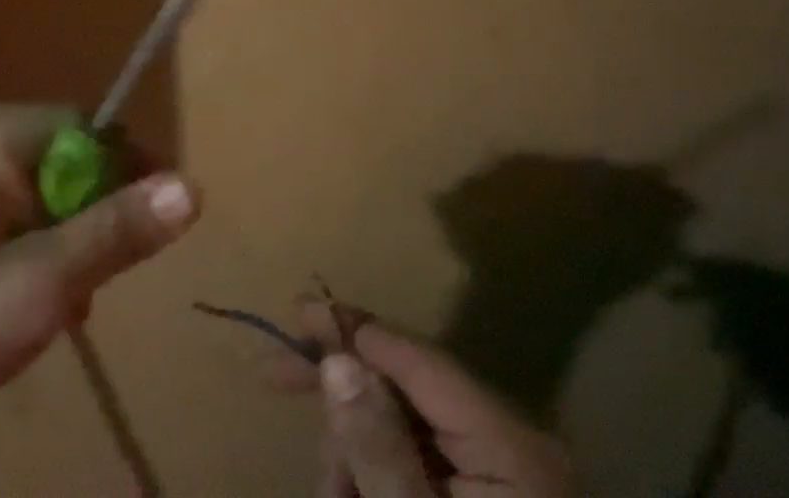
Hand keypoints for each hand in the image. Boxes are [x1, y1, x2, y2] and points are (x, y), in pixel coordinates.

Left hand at [0, 104, 199, 497]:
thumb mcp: (42, 286)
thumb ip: (117, 233)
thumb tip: (194, 185)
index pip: (93, 128)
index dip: (129, 179)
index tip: (143, 241)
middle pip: (69, 160)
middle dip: (89, 223)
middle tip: (80, 290)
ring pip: (44, 195)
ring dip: (62, 247)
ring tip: (44, 307)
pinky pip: (11, 214)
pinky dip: (28, 254)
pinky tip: (13, 305)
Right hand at [277, 304, 572, 496]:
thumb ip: (377, 447)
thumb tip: (339, 360)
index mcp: (512, 446)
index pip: (420, 359)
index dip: (355, 329)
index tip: (295, 309)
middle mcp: (516, 443)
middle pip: (408, 388)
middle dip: (342, 397)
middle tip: (271, 375)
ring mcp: (508, 470)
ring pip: (405, 425)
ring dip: (354, 453)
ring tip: (330, 495)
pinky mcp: (495, 492)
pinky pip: (421, 457)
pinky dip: (378, 473)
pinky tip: (351, 495)